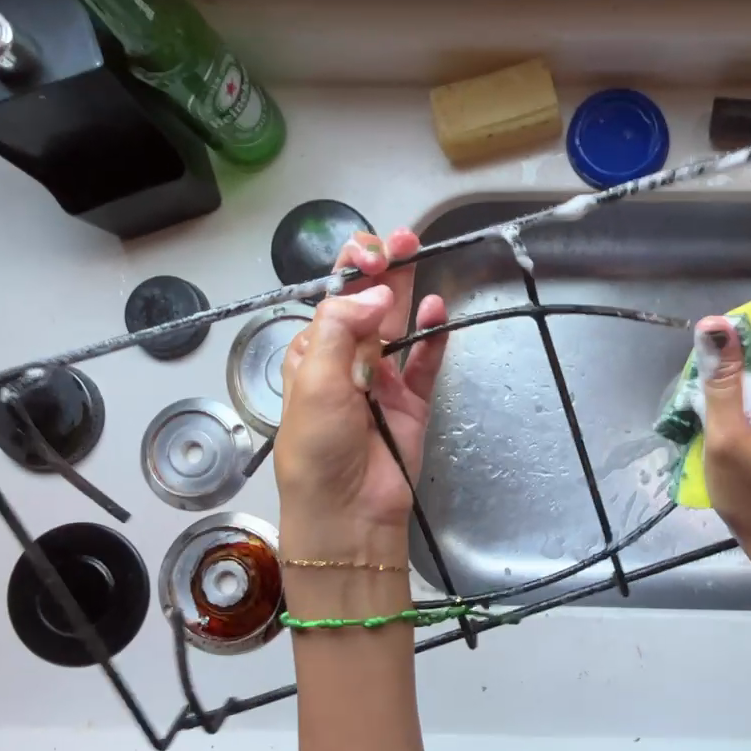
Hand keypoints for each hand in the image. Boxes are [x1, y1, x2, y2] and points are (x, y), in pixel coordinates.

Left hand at [275, 230, 448, 563]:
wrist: (348, 510)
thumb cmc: (318, 447)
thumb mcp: (314, 381)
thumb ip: (340, 329)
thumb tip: (373, 294)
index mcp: (312, 354)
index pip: (331, 300)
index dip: (348, 271)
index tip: (370, 255)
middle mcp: (348, 361)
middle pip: (366, 304)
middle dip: (381, 268)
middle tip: (402, 239)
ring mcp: (383, 381)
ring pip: (398, 326)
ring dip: (407, 291)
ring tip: (420, 254)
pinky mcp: (413, 402)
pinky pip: (426, 363)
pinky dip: (433, 336)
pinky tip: (437, 311)